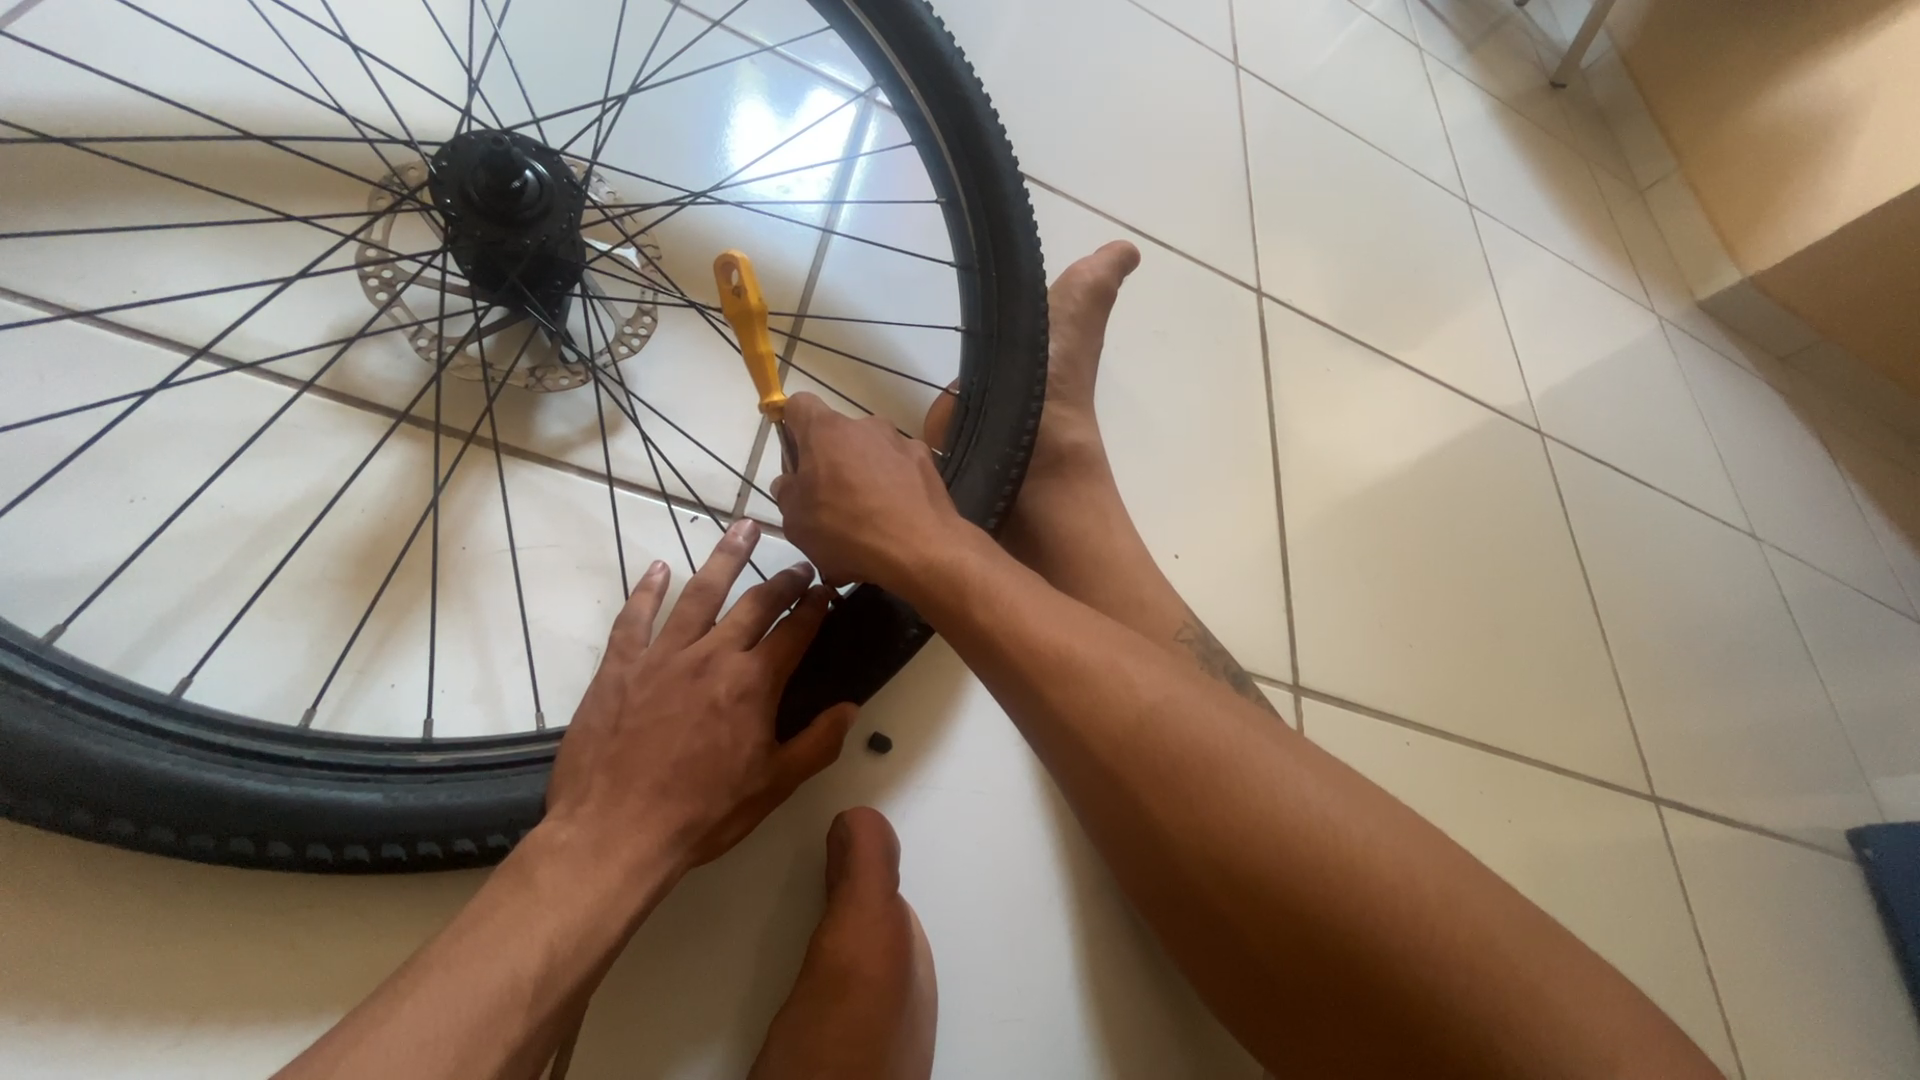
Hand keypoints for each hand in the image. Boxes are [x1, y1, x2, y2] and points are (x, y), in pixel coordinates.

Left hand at [545, 519, 857, 871]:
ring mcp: (662, 656)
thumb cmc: (703, 813)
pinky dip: (649, 590)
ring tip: (742, 527)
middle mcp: (712, 655)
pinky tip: (660, 567)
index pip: (794, 631)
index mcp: (753, 682)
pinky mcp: (621, 666)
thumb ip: (818, 742)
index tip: (826, 589)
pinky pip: (636, 617)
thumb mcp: (774, 784)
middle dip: (781, 580)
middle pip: (754, 602)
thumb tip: (851, 707)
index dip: (815, 607)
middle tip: (797, 563)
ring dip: (725, 558)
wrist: (615, 832)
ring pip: (699, 592)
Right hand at [773, 392, 972, 591]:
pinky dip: (893, 487)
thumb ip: (787, 492)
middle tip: (829, 502)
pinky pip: (899, 469)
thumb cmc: (846, 531)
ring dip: (863, 475)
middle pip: (838, 434)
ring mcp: (901, 442)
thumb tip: (791, 482)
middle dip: (830, 462)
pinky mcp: (927, 463)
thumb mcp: (795, 520)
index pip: (799, 405)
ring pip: (870, 453)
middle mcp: (866, 426)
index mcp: (827, 431)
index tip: (796, 460)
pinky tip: (893, 519)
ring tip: (865, 518)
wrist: (919, 550)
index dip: (792, 427)